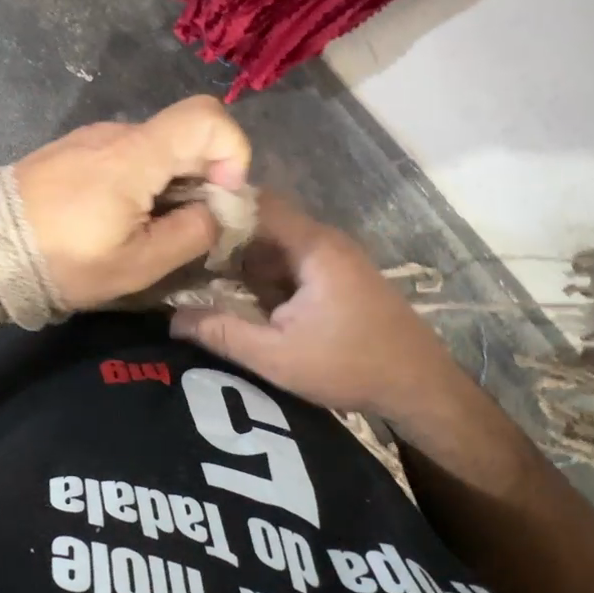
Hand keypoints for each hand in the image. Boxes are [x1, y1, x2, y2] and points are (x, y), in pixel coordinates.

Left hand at [13, 96, 250, 309]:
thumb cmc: (62, 260)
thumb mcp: (137, 264)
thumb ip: (191, 232)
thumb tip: (216, 210)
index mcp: (135, 153)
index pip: (207, 116)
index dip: (232, 151)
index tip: (220, 196)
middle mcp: (113, 133)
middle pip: (182, 136)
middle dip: (201, 177)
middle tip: (184, 227)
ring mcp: (86, 138)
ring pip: (152, 148)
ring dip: (166, 183)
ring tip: (141, 230)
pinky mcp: (67, 150)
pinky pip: (121, 155)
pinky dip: (135, 181)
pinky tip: (110, 219)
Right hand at [169, 190, 465, 421]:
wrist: (422, 389)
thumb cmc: (351, 367)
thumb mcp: (276, 357)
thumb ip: (221, 333)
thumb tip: (170, 318)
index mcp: (313, 246)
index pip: (256, 202)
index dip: (217, 206)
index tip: (180, 219)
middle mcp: (324, 241)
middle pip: (262, 220)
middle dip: (222, 234)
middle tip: (180, 249)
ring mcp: (334, 257)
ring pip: (274, 241)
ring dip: (241, 255)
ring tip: (197, 269)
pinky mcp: (337, 276)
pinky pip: (289, 259)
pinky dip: (262, 270)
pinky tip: (237, 291)